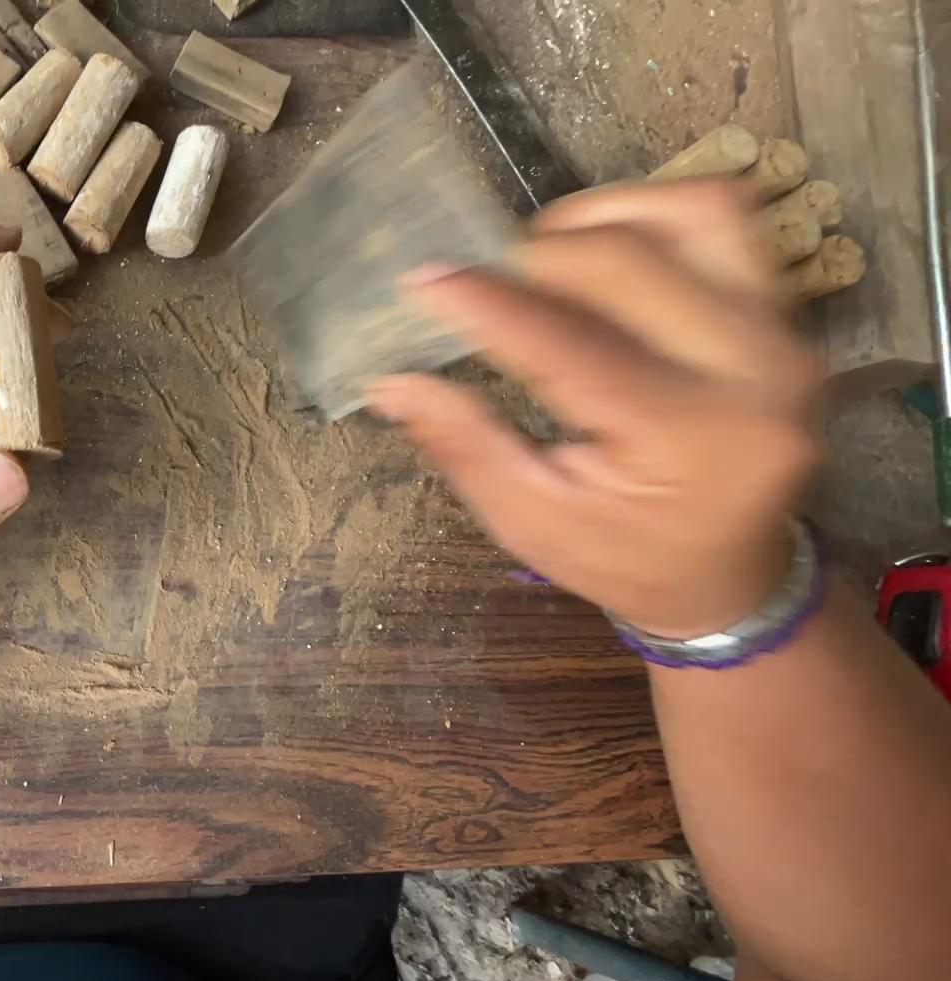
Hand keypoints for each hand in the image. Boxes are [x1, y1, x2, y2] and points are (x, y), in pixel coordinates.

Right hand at [366, 182, 823, 638]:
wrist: (727, 573)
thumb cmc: (619, 556)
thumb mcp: (527, 519)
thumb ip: (463, 444)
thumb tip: (391, 385)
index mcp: (685, 436)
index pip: (571, 344)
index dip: (488, 306)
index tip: (422, 281)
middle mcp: (754, 367)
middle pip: (633, 262)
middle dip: (532, 258)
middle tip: (468, 280)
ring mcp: (782, 330)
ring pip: (697, 215)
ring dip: (599, 218)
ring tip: (530, 255)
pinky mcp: (780, 313)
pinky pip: (722, 225)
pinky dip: (646, 217)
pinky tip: (586, 252)